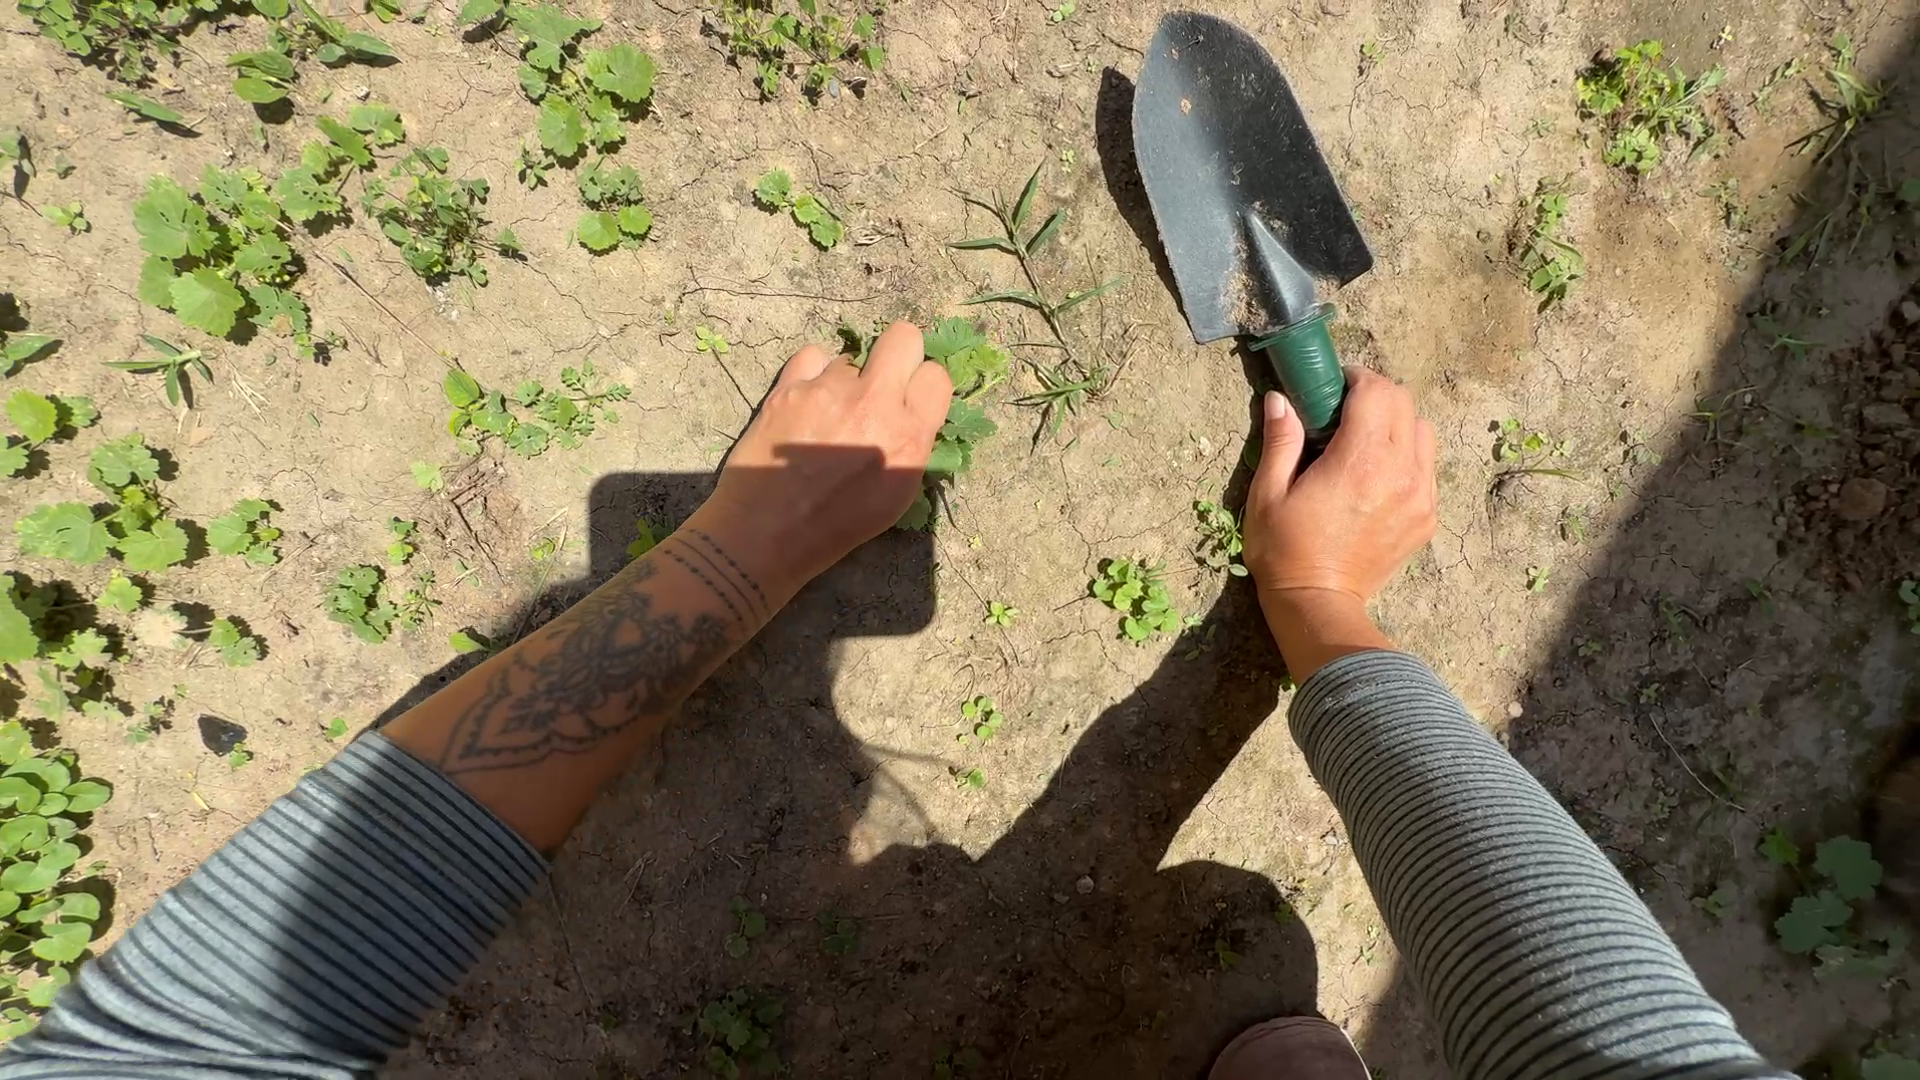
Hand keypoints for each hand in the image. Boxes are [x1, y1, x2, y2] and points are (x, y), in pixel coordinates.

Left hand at [689, 321, 951, 599]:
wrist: (771, 531)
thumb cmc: (839, 524)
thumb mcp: (897, 494)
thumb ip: (910, 444)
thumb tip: (908, 412)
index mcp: (909, 437)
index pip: (936, 376)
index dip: (923, 384)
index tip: (910, 398)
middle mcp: (874, 404)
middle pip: (903, 337)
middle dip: (898, 354)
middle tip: (882, 381)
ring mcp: (828, 391)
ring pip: (850, 358)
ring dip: (844, 381)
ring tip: (828, 414)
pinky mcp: (788, 387)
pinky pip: (812, 358)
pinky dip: (811, 375)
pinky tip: (806, 401)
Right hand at [1244, 368, 1436, 606]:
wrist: (1317, 601)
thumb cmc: (1283, 548)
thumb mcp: (1267, 494)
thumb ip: (1280, 441)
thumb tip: (1280, 399)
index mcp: (1358, 462)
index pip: (1377, 392)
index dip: (1356, 379)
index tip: (1333, 385)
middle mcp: (1400, 471)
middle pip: (1406, 404)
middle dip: (1376, 395)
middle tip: (1343, 409)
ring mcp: (1421, 495)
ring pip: (1423, 432)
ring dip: (1395, 424)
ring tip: (1362, 442)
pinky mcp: (1428, 515)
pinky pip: (1427, 466)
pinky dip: (1404, 456)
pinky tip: (1373, 476)